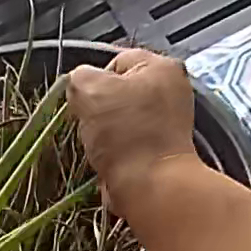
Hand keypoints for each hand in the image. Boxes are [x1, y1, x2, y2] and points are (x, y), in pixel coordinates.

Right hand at [66, 49, 199, 216]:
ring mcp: (170, 126)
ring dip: (106, 138)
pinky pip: (130, 149)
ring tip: (100, 152)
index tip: (83, 107)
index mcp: (161, 66)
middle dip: (100, 114)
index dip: (93, 84)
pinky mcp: (162, 156)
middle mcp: (172, 92)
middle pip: (120, 96)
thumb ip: (79, 79)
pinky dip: (117, 157)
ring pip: (122, 125)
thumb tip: (77, 86)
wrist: (150, 187)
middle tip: (91, 130)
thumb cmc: (124, 136)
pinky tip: (110, 166)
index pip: (116, 62)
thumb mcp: (91, 92)